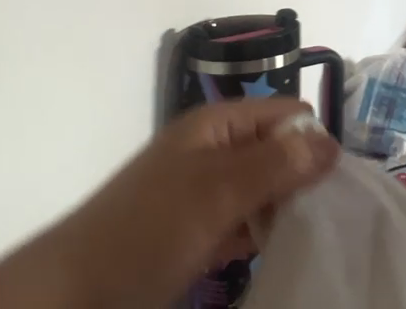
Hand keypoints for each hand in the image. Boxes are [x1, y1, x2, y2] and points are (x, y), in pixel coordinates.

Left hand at [0, 98, 338, 308]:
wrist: (70, 295)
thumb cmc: (147, 231)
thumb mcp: (217, 192)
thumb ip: (276, 164)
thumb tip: (332, 141)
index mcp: (218, 124)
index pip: (287, 114)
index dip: (313, 141)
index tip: (335, 185)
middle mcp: (213, 148)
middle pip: (278, 151)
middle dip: (301, 179)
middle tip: (322, 218)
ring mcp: (202, 191)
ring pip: (262, 189)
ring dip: (282, 211)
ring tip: (303, 239)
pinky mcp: (193, 231)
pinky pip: (242, 222)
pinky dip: (258, 235)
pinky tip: (271, 255)